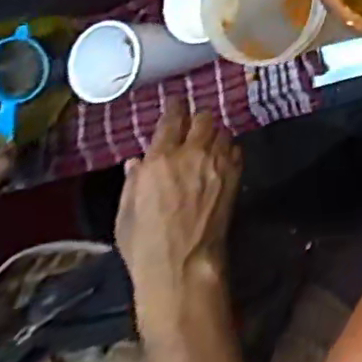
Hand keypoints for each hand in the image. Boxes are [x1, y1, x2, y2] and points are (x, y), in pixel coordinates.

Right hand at [116, 101, 242, 309]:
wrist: (184, 260)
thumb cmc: (145, 243)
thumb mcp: (125, 213)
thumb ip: (133, 181)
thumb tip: (138, 160)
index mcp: (159, 161)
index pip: (170, 121)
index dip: (174, 107)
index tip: (176, 101)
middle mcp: (190, 153)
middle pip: (203, 118)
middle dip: (197, 118)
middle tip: (192, 125)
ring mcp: (217, 159)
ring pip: (221, 130)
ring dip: (213, 133)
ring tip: (206, 142)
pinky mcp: (235, 170)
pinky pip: (234, 147)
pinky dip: (226, 148)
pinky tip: (219, 157)